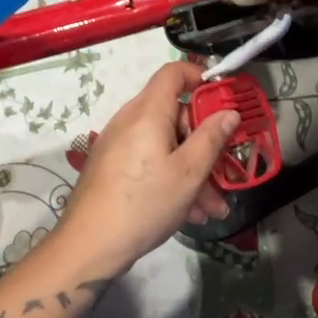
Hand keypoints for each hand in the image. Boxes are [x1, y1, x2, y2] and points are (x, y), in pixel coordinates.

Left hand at [56, 62, 239, 271]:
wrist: (87, 245)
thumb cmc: (144, 203)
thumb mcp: (188, 173)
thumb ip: (211, 139)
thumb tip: (229, 112)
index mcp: (148, 111)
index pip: (174, 72)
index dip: (200, 77)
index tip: (223, 99)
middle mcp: (131, 119)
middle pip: (174, 115)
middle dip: (204, 142)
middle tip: (226, 171)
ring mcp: (119, 143)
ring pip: (165, 144)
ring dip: (192, 169)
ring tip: (212, 207)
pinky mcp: (113, 166)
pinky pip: (149, 160)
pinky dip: (171, 177)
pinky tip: (189, 213)